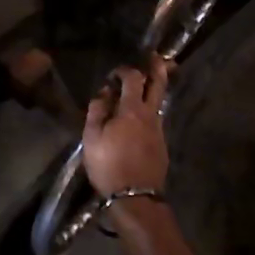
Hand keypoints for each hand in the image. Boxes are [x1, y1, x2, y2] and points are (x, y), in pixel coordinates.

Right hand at [81, 54, 171, 201]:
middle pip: (159, 84)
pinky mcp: (162, 144)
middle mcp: (151, 115)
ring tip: (147, 84)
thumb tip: (104, 93)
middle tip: (155, 56)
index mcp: (132, 109)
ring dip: (155, 89)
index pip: (133, 78)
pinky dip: (150, 110)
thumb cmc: (109, 165)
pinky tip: (141, 117)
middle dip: (157, 68)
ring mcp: (159, 130)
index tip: (114, 73)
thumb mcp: (92, 137)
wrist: (136, 197)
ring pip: (159, 102)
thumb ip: (97, 110)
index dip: (125, 70)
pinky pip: (156, 119)